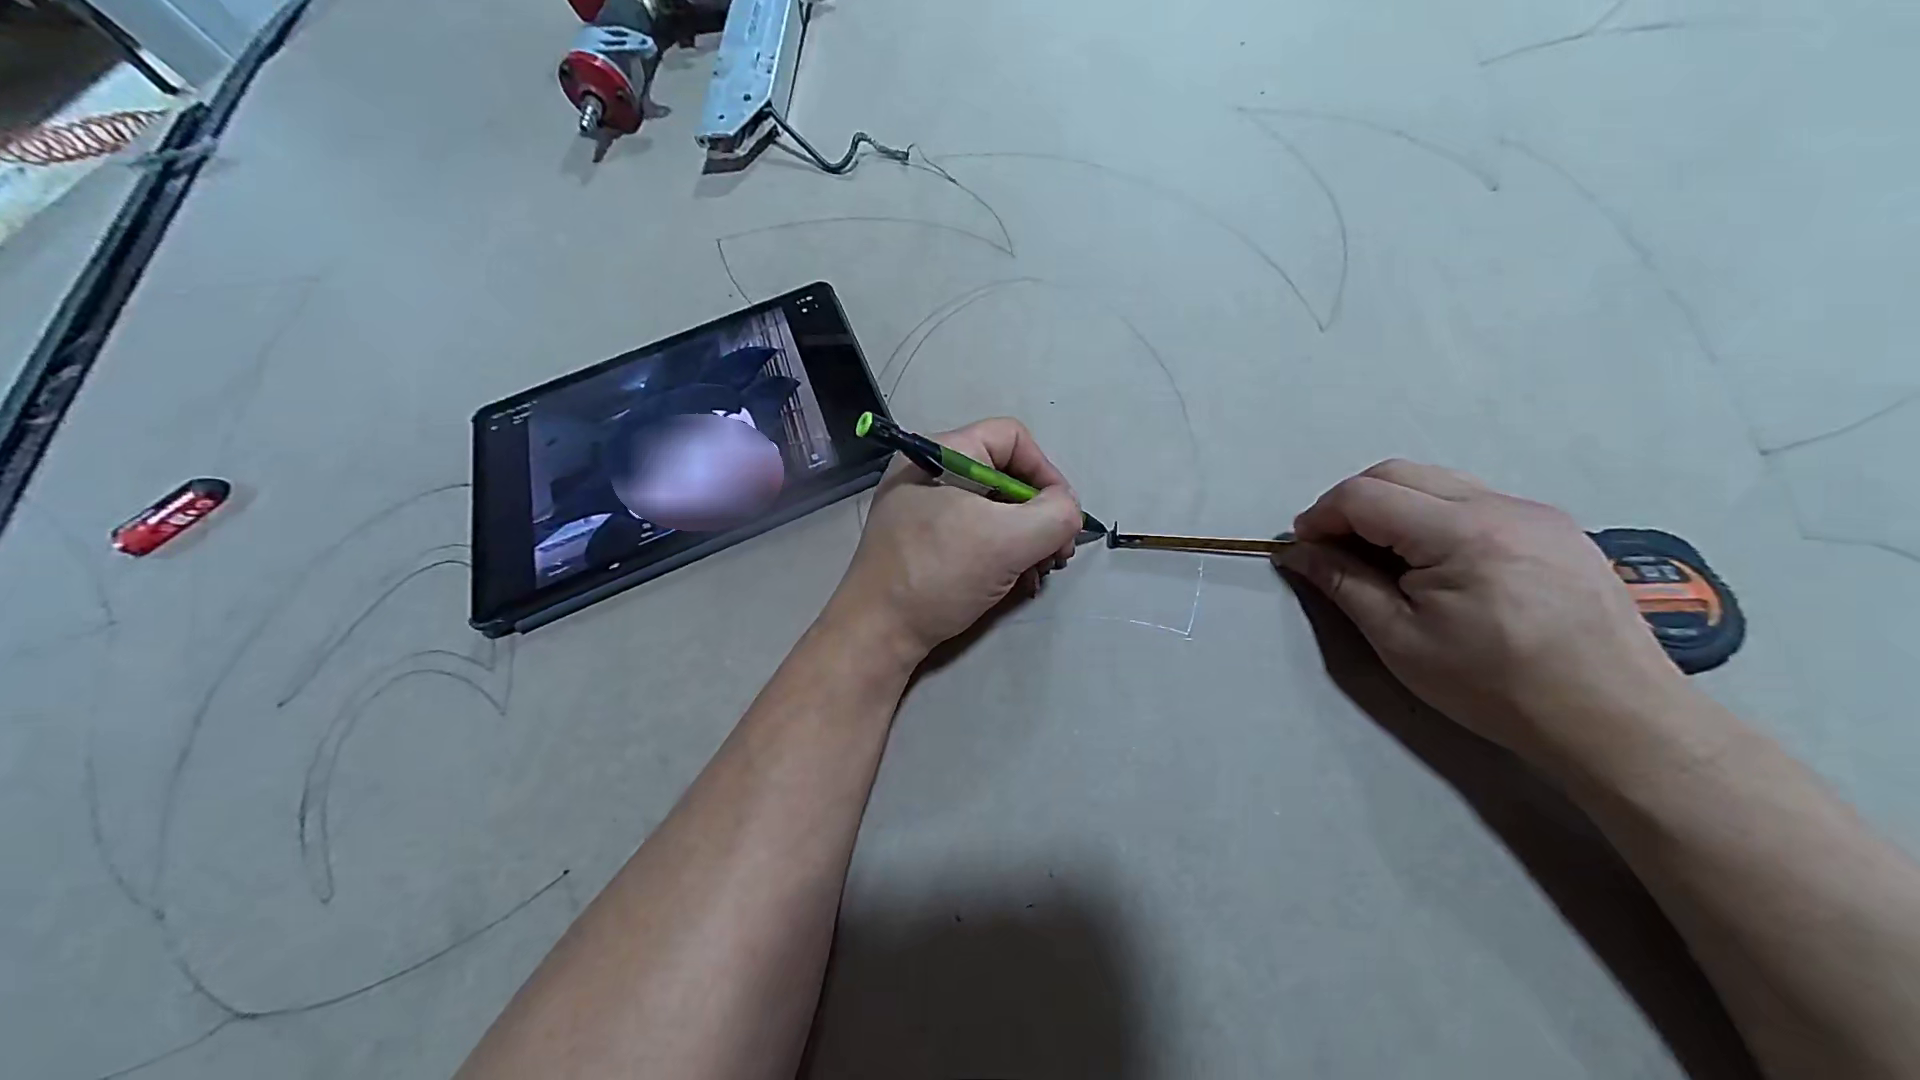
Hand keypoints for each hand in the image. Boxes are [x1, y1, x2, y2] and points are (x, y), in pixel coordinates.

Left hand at [827, 417, 1083, 662]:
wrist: (876, 634)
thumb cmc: (937, 574)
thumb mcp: (1006, 541)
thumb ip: (1054, 516)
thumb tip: (1068, 511)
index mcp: (941, 455)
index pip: (1011, 438)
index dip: (1046, 471)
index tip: (1062, 516)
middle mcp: (932, 476)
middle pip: (1007, 476)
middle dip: (1041, 514)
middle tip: (1057, 554)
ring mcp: (927, 512)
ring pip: (996, 510)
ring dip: (1028, 540)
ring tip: (1039, 574)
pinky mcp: (927, 546)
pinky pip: (978, 536)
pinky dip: (1005, 555)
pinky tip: (1018, 583)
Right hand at [1277, 460, 1688, 762]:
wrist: (1616, 719)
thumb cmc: (1496, 687)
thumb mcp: (1401, 640)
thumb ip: (1345, 584)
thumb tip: (1299, 552)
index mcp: (1462, 533)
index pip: (1366, 495)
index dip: (1321, 515)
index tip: (1303, 547)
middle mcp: (1501, 506)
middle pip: (1398, 474)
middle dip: (1351, 503)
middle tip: (1333, 548)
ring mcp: (1535, 512)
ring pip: (1437, 481)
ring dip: (1392, 506)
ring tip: (1379, 554)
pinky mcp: (1554, 527)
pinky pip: (1473, 499)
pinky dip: (1432, 515)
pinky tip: (1431, 560)